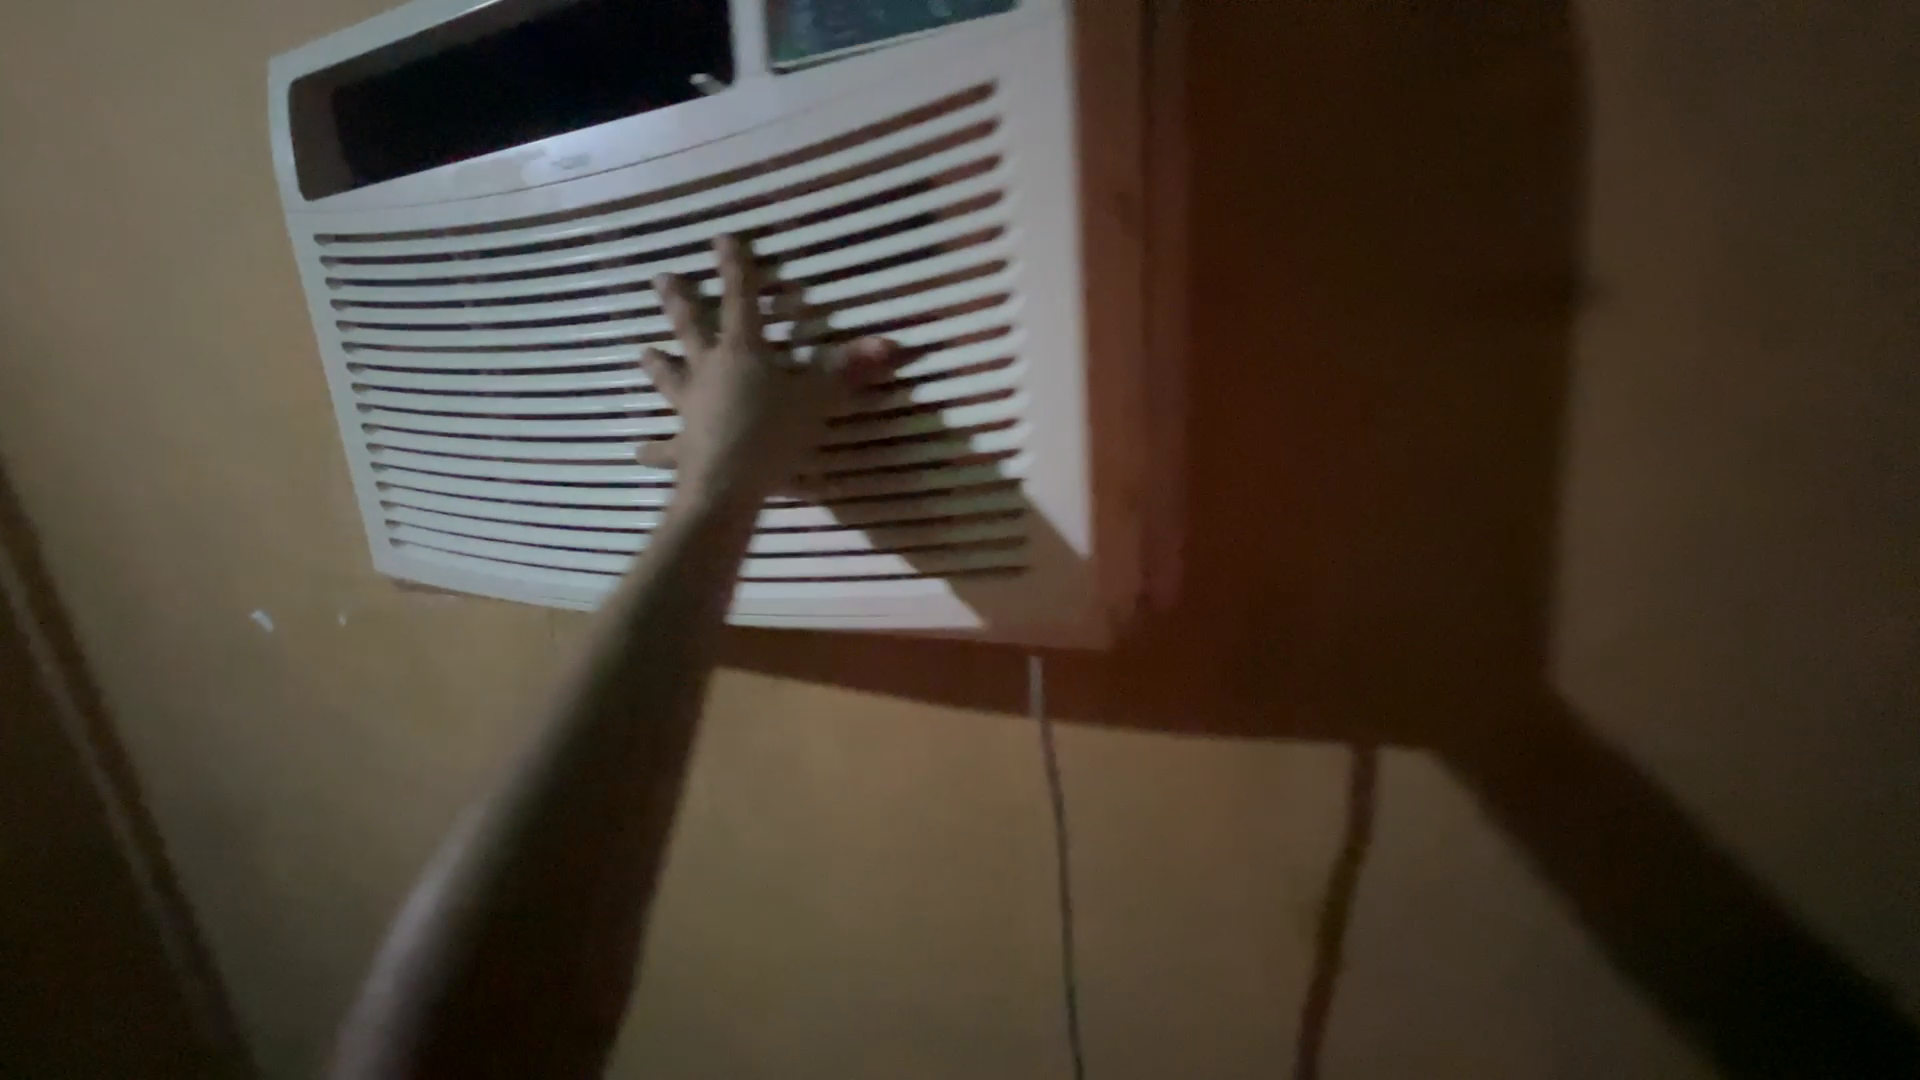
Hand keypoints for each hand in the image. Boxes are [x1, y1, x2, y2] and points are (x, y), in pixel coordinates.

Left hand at [637, 235, 897, 504]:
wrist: (728, 483)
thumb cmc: (773, 432)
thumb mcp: (817, 400)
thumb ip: (849, 371)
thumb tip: (892, 343)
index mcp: (742, 351)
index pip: (740, 299)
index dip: (735, 268)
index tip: (722, 238)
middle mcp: (709, 371)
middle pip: (691, 328)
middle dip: (680, 301)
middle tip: (662, 278)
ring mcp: (691, 407)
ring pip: (670, 378)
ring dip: (658, 365)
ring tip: (644, 352)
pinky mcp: (683, 445)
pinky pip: (666, 447)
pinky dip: (655, 450)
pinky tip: (640, 451)